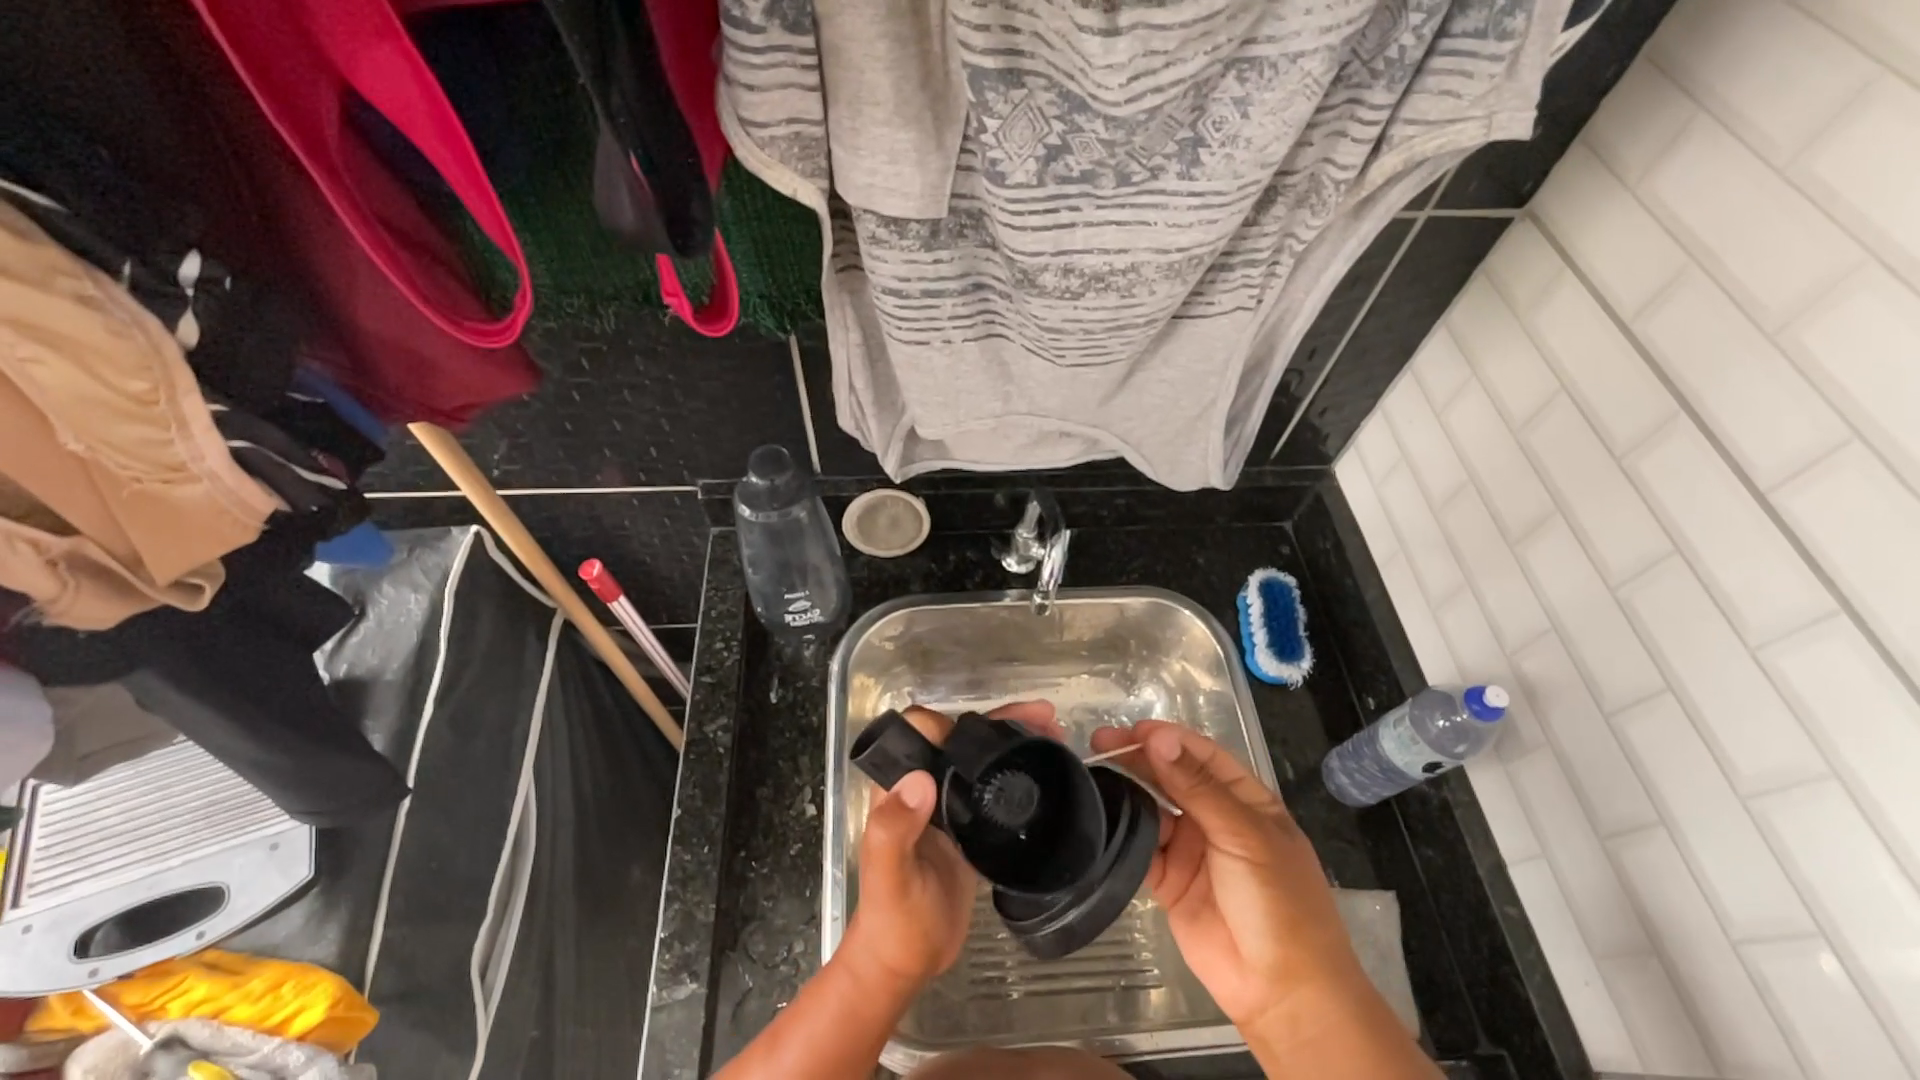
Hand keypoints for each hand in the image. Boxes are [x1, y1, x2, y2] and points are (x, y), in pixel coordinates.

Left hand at [846, 701, 1061, 989]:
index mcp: (899, 790)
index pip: (920, 733)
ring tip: (1057, 736)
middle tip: (1046, 719)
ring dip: (1013, 744)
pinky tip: (1047, 776)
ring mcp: (948, 811)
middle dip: (999, 723)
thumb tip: (918, 781)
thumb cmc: (893, 919)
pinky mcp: (969, 833)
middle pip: (959, 740)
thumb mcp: (890, 875)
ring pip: (979, 763)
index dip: (954, 720)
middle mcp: (923, 791)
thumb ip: (894, 828)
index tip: (994, 724)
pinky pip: (993, 793)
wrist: (906, 962)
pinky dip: (1018, 777)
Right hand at [1088, 720, 1370, 1030]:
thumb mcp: (1243, 835)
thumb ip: (1197, 787)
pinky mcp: (1169, 883)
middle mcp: (1216, 819)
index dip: (1168, 739)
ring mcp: (1192, 851)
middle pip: (1172, 778)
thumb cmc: (1279, 901)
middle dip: (1139, 759)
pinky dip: (1121, 833)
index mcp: (1246, 800)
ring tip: (1091, 775)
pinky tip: (1098, 817)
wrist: (1282, 988)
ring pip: (1152, 810)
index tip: (1131, 730)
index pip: (1202, 755)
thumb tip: (1158, 738)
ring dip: (1126, 792)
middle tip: (1098, 744)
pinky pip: (1141, 849)